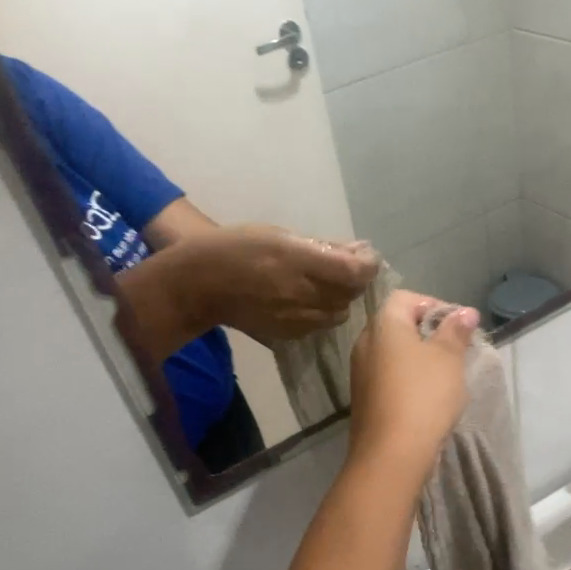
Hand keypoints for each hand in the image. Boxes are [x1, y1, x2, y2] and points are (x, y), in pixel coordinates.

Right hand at [179, 228, 379, 344]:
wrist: (201, 285)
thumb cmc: (238, 248)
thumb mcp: (279, 235)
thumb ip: (320, 246)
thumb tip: (356, 251)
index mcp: (297, 260)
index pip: (352, 270)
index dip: (369, 264)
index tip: (368, 257)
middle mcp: (300, 292)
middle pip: (350, 293)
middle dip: (356, 280)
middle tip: (349, 268)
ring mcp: (295, 317)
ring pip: (339, 313)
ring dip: (342, 298)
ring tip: (330, 284)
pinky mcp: (288, 334)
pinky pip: (321, 325)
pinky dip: (325, 313)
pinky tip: (312, 300)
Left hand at [347, 290, 477, 471]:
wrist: (391, 453)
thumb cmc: (423, 395)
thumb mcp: (448, 358)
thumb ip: (456, 331)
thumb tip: (465, 312)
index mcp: (383, 324)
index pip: (405, 297)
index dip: (434, 304)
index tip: (458, 326)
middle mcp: (364, 343)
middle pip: (397, 325)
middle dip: (428, 333)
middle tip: (455, 350)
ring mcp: (360, 373)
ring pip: (392, 354)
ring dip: (418, 359)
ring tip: (444, 376)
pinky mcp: (363, 400)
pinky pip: (387, 378)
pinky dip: (406, 380)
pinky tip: (426, 398)